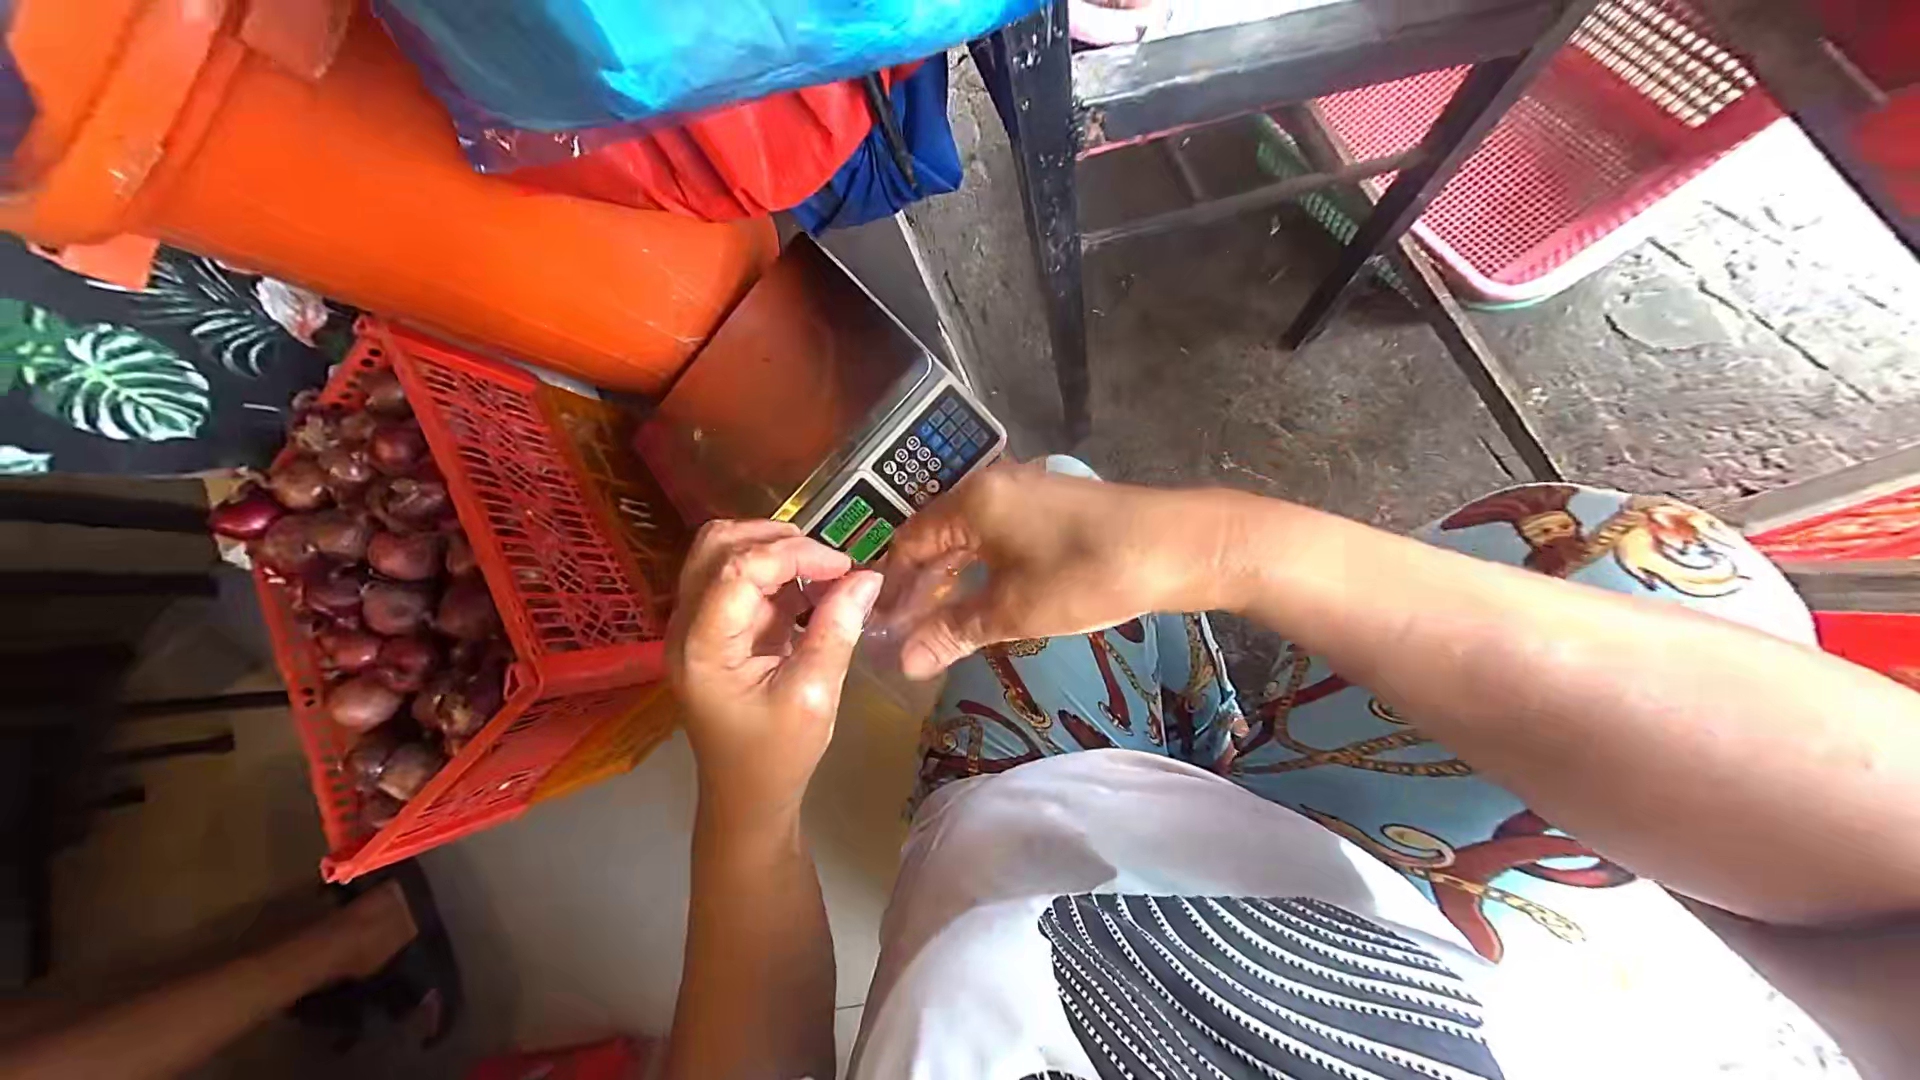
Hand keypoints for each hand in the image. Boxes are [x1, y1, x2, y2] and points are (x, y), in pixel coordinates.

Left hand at [666, 520, 882, 816]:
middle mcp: (687, 624)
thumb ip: (836, 629)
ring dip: (774, 550)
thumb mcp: (814, 694)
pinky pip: (738, 577)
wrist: (747, 796)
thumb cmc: (776, 755)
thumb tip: (868, 576)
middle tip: (828, 561)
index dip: (794, 555)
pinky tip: (810, 590)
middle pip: (718, 544)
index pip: (737, 567)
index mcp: (702, 645)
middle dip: (777, 540)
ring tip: (822, 570)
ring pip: (724, 553)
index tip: (844, 566)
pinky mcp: (716, 628)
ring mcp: (697, 624)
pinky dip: (776, 572)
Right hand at [882, 461, 1213, 678]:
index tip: (884, 625)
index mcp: (971, 501)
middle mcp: (991, 486)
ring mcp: (1025, 490)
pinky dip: (983, 565)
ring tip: (941, 619)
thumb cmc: (1084, 574)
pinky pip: (998, 533)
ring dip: (953, 576)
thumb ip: (955, 631)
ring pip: (970, 535)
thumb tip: (905, 665)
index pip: (910, 541)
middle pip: (937, 535)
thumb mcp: (1014, 609)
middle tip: (909, 629)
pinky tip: (985, 594)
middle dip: (922, 583)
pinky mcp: (1051, 503)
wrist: (1176, 545)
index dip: (895, 586)